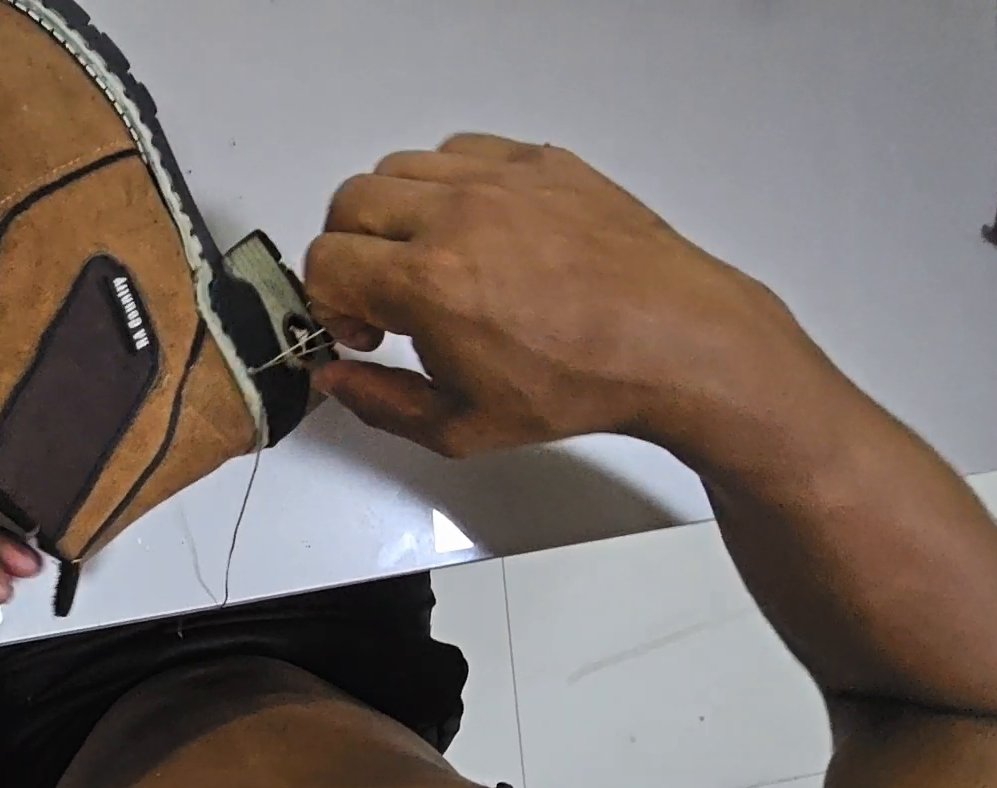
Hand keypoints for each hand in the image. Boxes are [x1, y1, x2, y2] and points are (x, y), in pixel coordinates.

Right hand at [303, 133, 822, 457]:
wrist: (671, 342)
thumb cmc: (571, 388)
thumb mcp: (457, 427)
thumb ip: (376, 401)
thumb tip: (332, 376)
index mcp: (429, 284)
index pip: (324, 262)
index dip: (326, 304)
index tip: (361, 331)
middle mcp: (457, 216)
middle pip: (346, 204)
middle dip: (346, 254)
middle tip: (381, 296)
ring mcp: (500, 178)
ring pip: (395, 169)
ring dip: (388, 218)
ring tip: (424, 261)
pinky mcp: (539, 160)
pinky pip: (456, 150)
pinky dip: (441, 186)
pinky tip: (470, 231)